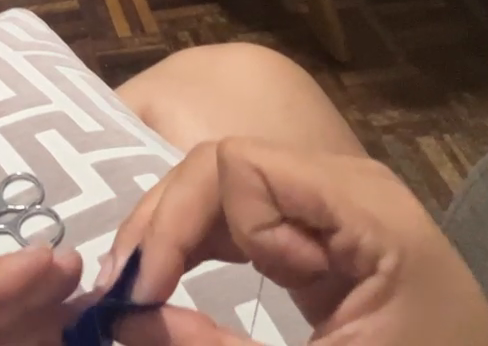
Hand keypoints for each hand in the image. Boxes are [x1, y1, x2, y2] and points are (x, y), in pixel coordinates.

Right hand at [104, 139, 487, 344]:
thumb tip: (121, 322)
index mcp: (366, 211)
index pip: (240, 165)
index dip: (195, 221)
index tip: (163, 290)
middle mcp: (344, 183)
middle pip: (221, 164)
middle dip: (166, 223)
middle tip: (123, 289)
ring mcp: (331, 202)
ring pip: (219, 182)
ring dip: (171, 231)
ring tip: (133, 286)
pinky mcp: (318, 227)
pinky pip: (238, 210)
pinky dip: (198, 241)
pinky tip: (167, 275)